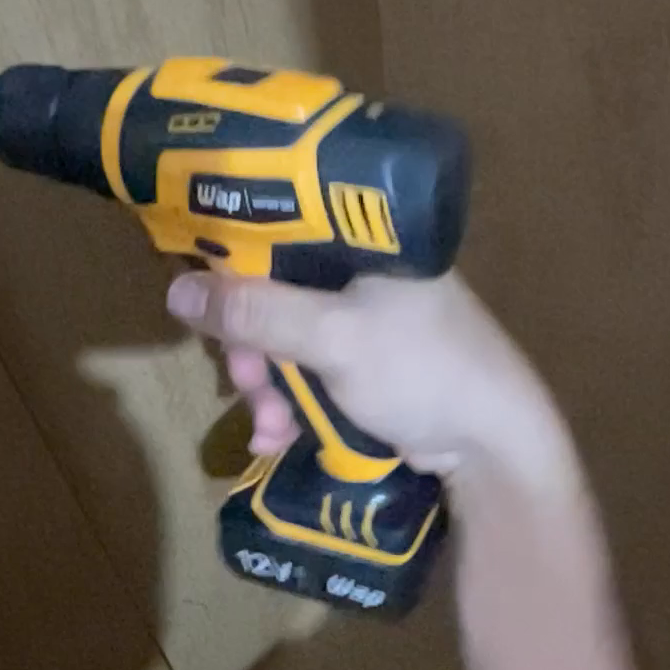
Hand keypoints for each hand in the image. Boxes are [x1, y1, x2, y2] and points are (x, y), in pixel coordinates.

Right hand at [165, 271, 559, 476]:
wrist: (491, 445)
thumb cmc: (422, 369)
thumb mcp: (334, 337)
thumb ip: (258, 311)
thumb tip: (178, 289)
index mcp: (366, 241)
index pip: (283, 224)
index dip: (236, 255)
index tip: (204, 290)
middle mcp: (362, 273)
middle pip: (275, 291)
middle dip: (252, 345)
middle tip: (246, 379)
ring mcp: (362, 323)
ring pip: (284, 339)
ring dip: (266, 385)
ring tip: (269, 422)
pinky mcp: (361, 367)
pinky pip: (305, 373)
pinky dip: (288, 404)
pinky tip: (277, 437)